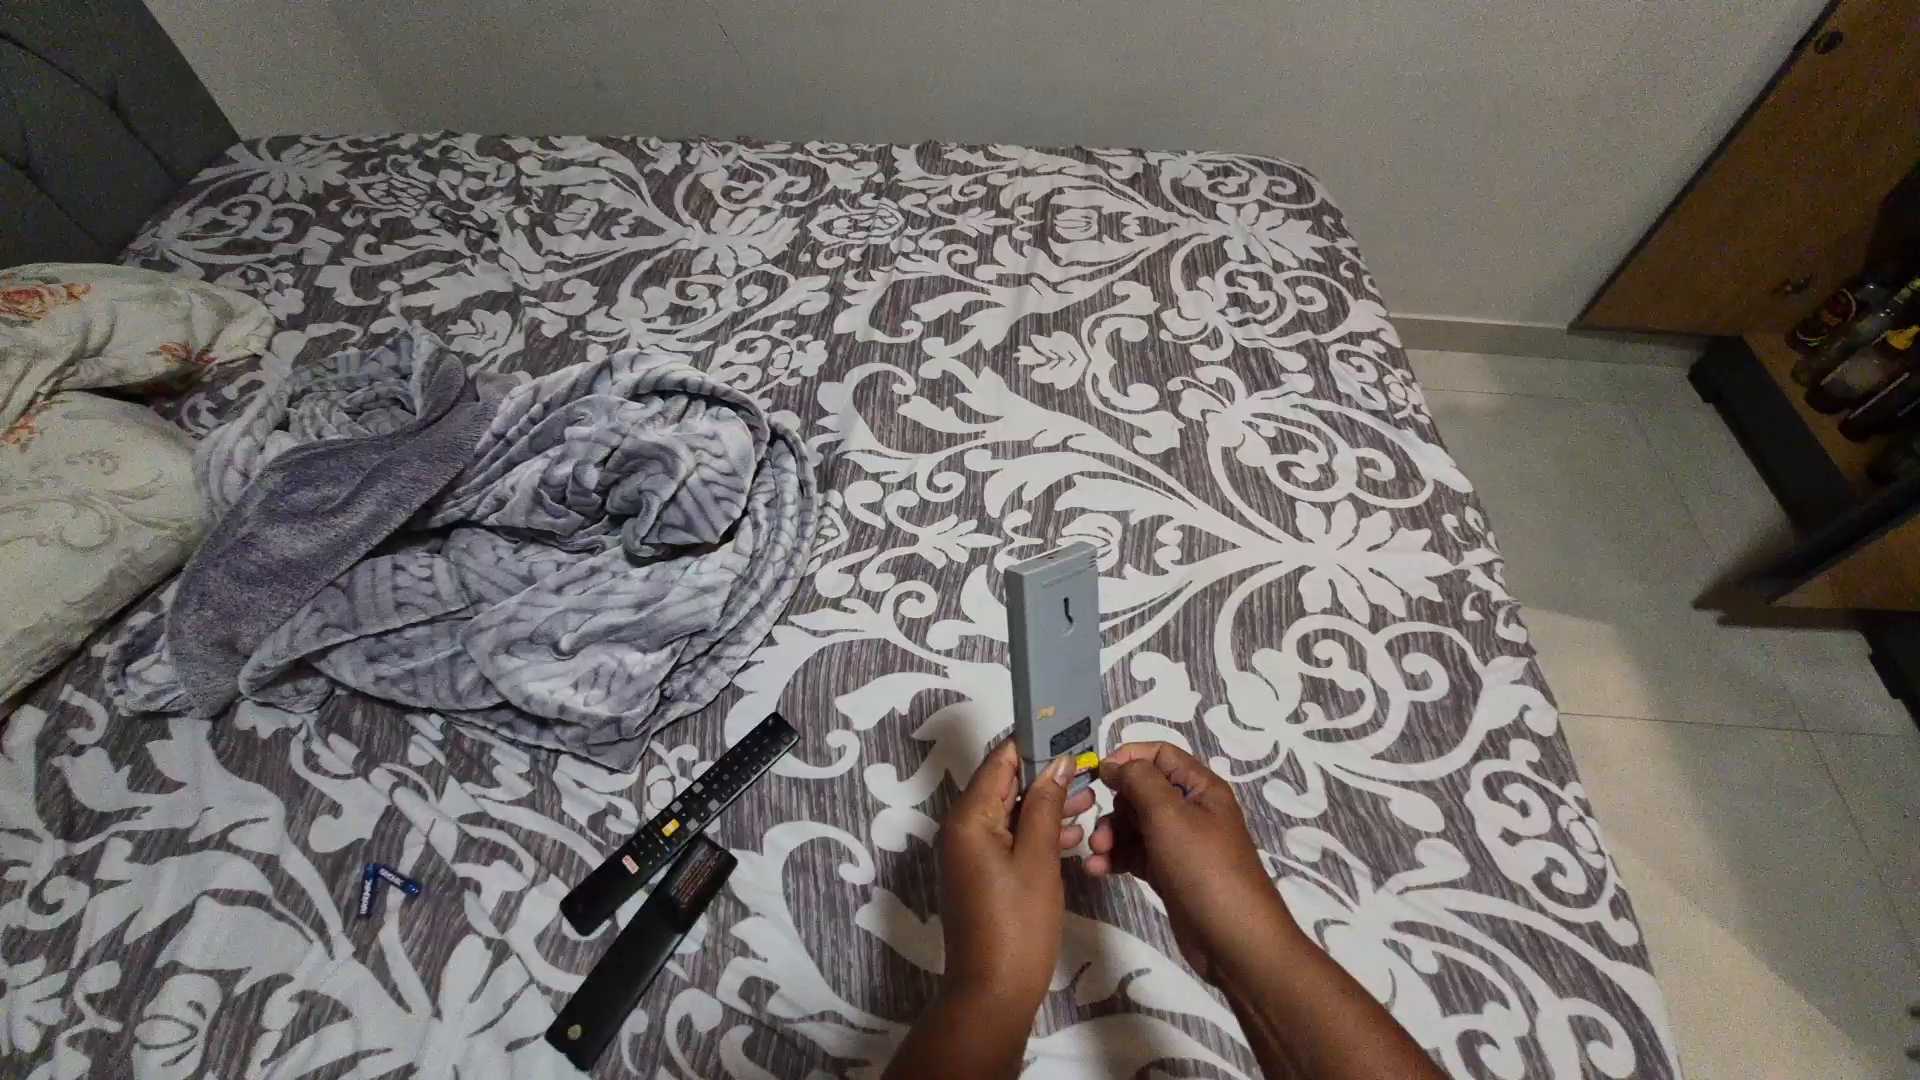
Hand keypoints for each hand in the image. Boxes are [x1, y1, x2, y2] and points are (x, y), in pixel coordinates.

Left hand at [935, 740, 1096, 1013]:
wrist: (993, 995)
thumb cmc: (1018, 923)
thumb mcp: (1038, 857)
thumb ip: (1045, 804)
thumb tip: (1057, 761)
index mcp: (968, 816)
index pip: (1000, 760)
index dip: (1033, 744)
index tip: (1068, 735)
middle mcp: (961, 827)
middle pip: (1004, 785)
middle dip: (1045, 776)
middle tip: (1088, 771)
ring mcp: (970, 852)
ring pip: (1010, 812)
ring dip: (1046, 805)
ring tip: (1089, 801)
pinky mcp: (981, 873)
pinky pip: (1009, 838)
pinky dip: (1036, 833)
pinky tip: (1073, 834)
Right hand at [1084, 741, 1298, 984]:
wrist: (1235, 943)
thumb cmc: (1203, 867)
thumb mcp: (1169, 814)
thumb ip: (1138, 780)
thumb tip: (1113, 763)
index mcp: (1199, 787)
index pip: (1159, 754)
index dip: (1128, 758)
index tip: (1098, 774)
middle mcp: (1190, 810)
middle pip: (1141, 791)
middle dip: (1114, 805)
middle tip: (1097, 827)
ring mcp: (1179, 844)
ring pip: (1133, 824)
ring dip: (1110, 834)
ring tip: (1097, 854)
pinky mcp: (1168, 873)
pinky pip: (1134, 854)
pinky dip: (1115, 858)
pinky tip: (1097, 870)